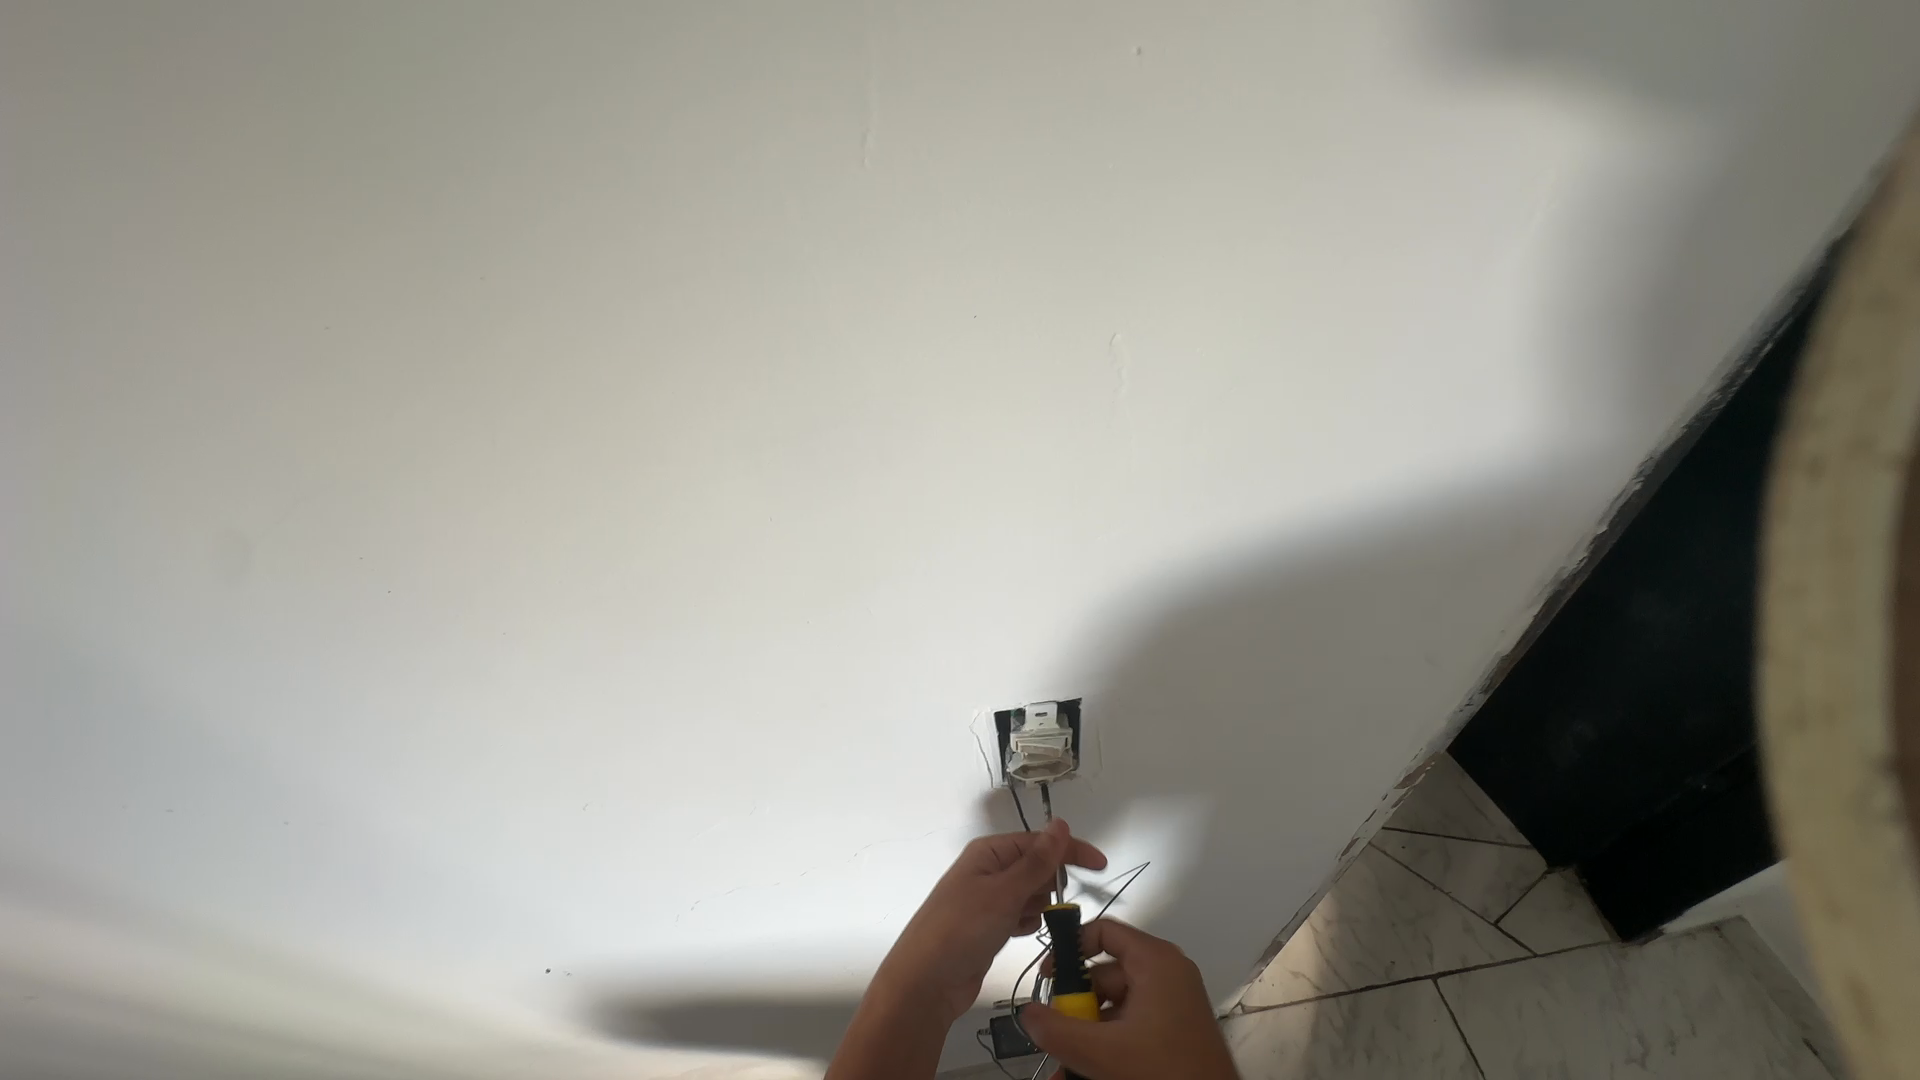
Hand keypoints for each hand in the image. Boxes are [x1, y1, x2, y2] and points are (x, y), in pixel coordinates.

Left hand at [875, 819, 1106, 1021]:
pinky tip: (1026, 932)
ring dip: (1040, 904)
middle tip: (1056, 906)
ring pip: (1029, 892)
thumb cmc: (963, 929)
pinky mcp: (987, 927)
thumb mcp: (1005, 892)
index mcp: (989, 853)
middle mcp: (987, 870)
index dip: (1070, 850)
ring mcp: (986, 899)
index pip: (1038, 842)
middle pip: (1034, 866)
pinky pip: (1019, 914)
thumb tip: (1060, 824)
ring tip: (1035, 921)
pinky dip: (1028, 921)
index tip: (1101, 865)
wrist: (925, 983)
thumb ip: (1037, 862)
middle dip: (1051, 882)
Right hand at [1019, 919, 1238, 1079]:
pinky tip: (1088, 1072)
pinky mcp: (1176, 1029)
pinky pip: (1132, 1026)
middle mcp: (1166, 972)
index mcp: (1155, 960)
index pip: (1103, 932)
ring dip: (1089, 1034)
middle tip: (1056, 1036)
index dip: (1071, 950)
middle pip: (1105, 975)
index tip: (1048, 980)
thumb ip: (1060, 1032)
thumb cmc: (1164, 1072)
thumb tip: (1026, 1013)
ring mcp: (1173, 1002)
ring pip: (1116, 1007)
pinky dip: (1110, 1046)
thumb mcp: (1106, 1054)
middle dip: (1077, 1008)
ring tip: (1067, 1067)